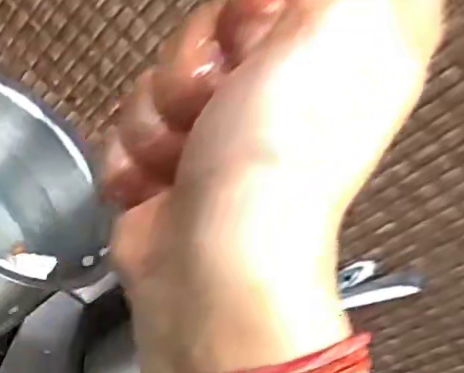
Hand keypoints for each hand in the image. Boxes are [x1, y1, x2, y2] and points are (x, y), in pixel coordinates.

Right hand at [100, 0, 443, 372]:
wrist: (208, 256)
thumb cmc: (276, 151)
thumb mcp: (336, 17)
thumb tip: (265, 0)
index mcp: (343, 29)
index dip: (251, 8)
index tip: (260, 39)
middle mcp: (276, 77)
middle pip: (203, 30)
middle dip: (190, 71)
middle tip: (215, 108)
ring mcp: (211, 128)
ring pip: (150, 87)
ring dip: (154, 126)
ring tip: (181, 161)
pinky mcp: (157, 168)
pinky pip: (120, 138)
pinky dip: (128, 165)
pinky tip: (153, 186)